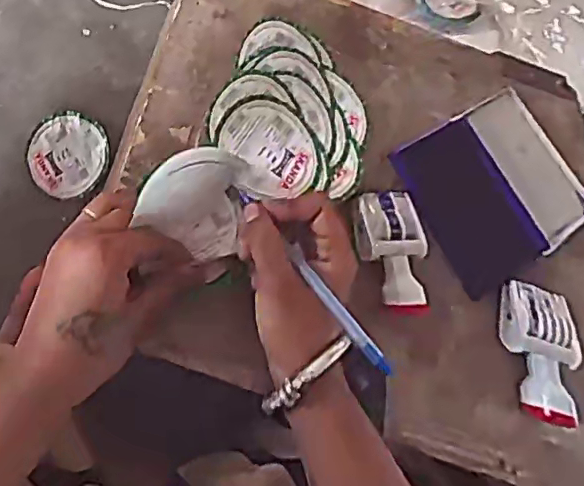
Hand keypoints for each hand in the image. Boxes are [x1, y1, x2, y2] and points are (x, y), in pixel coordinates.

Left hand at [3, 190, 203, 406]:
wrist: (38, 376)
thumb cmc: (91, 352)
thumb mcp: (136, 321)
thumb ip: (167, 288)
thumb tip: (199, 270)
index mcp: (107, 250)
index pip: (150, 237)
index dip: (172, 249)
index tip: (187, 262)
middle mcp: (85, 236)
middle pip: (125, 212)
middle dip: (148, 227)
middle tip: (163, 252)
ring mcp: (66, 241)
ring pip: (101, 209)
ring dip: (123, 217)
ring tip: (139, 245)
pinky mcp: (55, 252)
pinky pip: (85, 222)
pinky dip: (103, 224)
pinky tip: (114, 252)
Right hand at [239, 194, 358, 385]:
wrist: (301, 378)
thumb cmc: (295, 330)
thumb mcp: (277, 283)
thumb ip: (265, 242)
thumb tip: (253, 210)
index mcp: (337, 252)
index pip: (318, 206)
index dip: (291, 204)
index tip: (264, 215)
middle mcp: (329, 254)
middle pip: (302, 216)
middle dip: (272, 220)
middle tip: (249, 231)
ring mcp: (314, 267)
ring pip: (289, 233)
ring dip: (265, 236)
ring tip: (246, 251)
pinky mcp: (298, 280)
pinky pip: (282, 251)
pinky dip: (265, 251)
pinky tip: (250, 264)